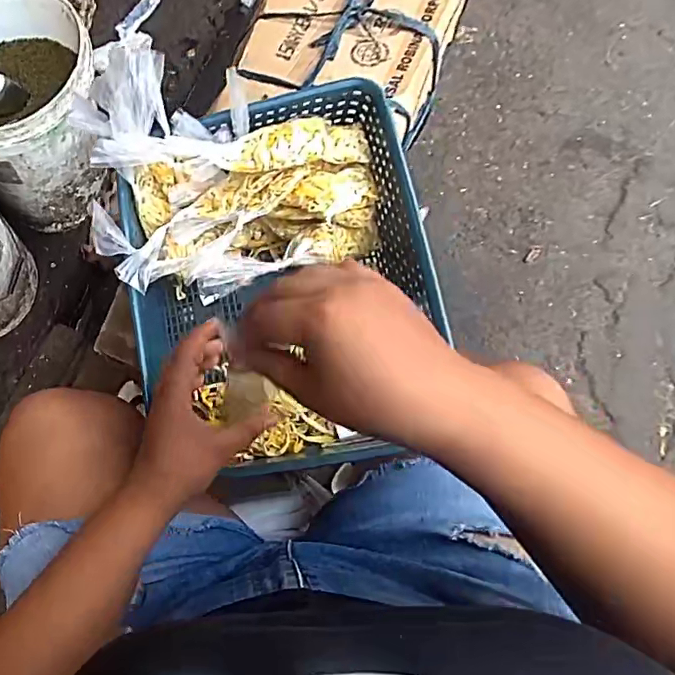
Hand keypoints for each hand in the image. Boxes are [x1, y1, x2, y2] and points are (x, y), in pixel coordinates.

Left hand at [127, 319, 271, 510]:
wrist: (151, 494)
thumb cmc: (183, 468)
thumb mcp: (221, 447)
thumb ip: (249, 428)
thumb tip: (276, 414)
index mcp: (175, 393)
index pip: (186, 353)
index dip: (201, 335)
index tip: (219, 323)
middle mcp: (164, 394)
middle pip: (180, 359)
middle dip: (201, 346)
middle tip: (225, 341)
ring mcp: (161, 407)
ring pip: (177, 374)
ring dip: (196, 362)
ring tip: (218, 357)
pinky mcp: (162, 419)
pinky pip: (177, 387)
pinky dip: (191, 379)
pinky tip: (204, 385)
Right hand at [237, 262, 485, 453]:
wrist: (436, 394)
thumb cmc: (372, 403)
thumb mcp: (313, 392)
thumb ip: (273, 366)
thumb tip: (247, 355)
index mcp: (314, 316)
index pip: (262, 318)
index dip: (245, 336)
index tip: (239, 353)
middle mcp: (333, 286)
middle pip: (279, 290)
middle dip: (260, 313)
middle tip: (255, 339)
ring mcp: (359, 279)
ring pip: (306, 274)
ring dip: (286, 295)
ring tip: (283, 322)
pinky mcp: (378, 281)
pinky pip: (336, 271)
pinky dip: (317, 284)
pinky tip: (318, 305)